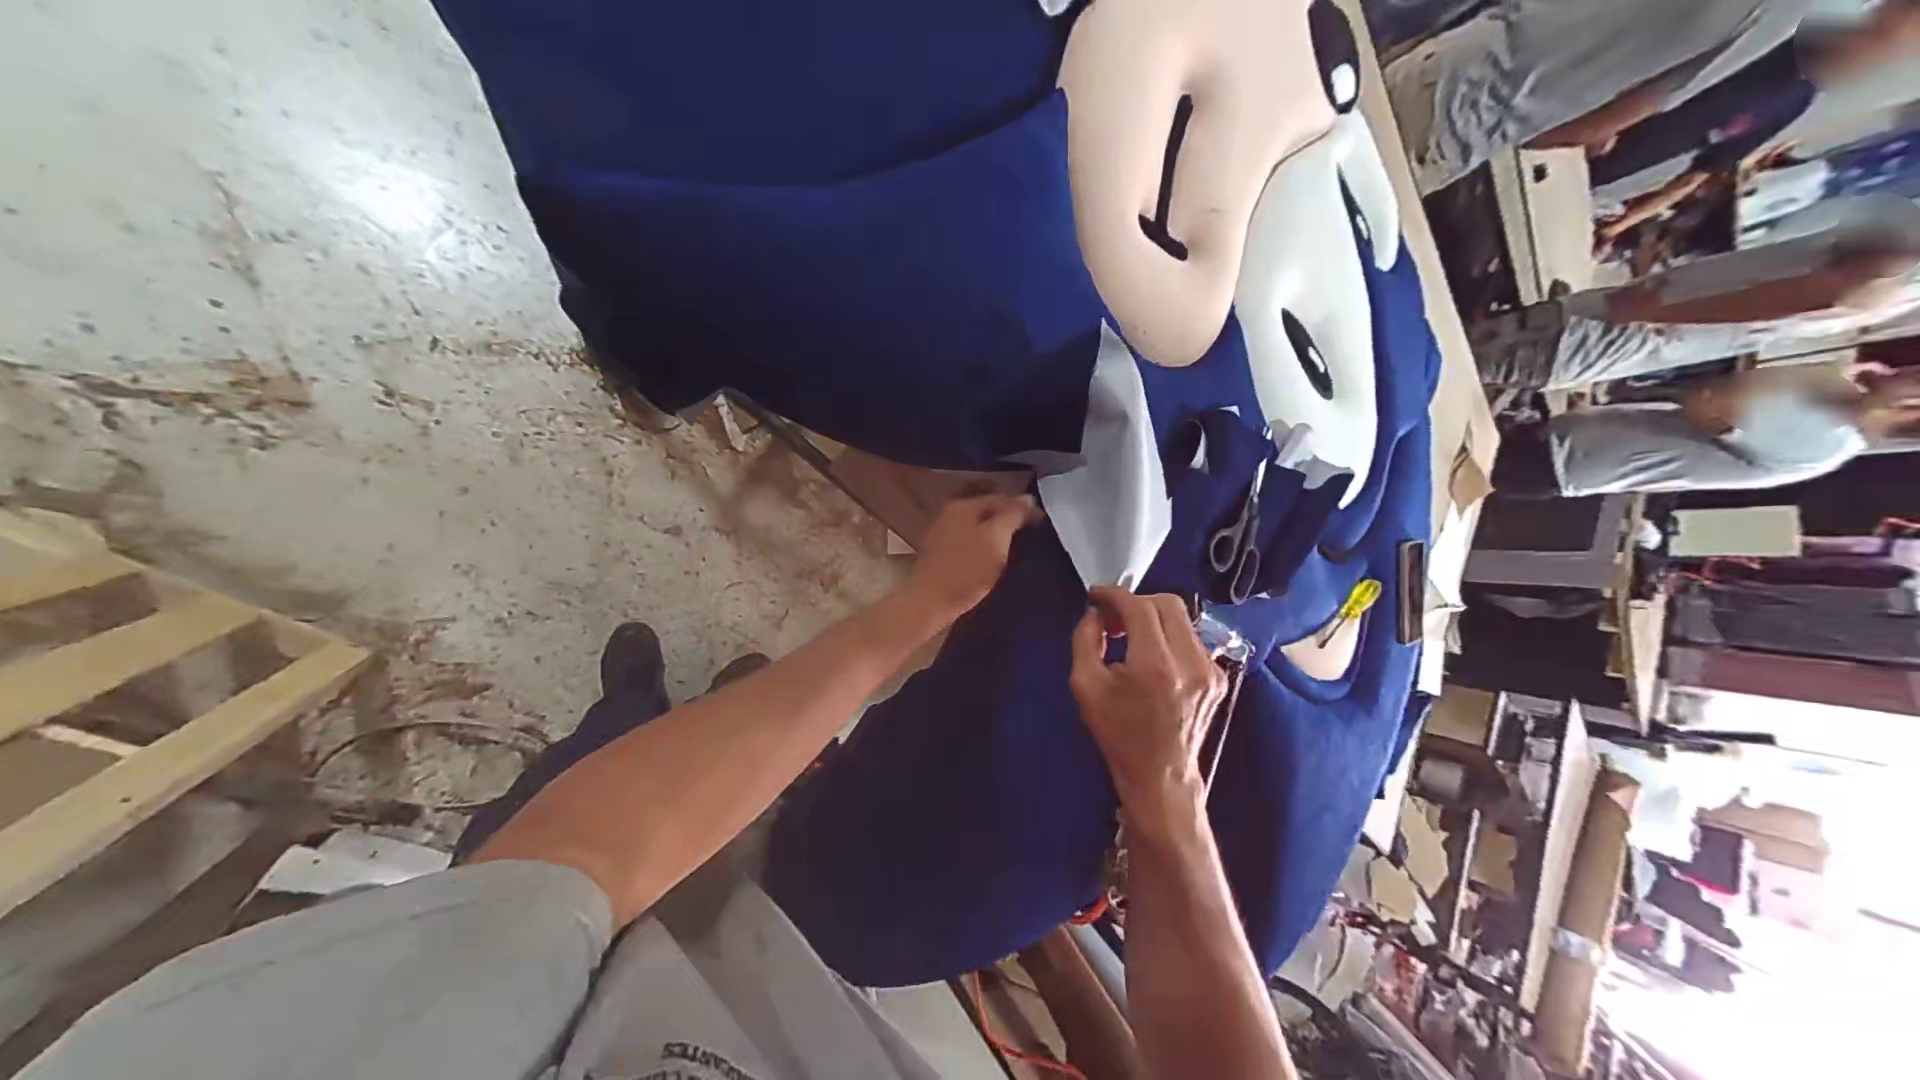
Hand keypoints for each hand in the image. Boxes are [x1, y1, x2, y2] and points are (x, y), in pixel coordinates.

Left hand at [900, 494, 1042, 621]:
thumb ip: (1012, 516)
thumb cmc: (965, 570)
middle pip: (988, 513)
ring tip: (1021, 548)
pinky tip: (998, 561)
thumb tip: (1028, 499)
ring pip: (980, 530)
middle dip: (1011, 521)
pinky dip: (986, 550)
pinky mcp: (942, 557)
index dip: (1023, 507)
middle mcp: (950, 516)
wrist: (930, 604)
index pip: (1000, 498)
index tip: (1044, 521)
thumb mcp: (995, 538)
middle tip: (1035, 534)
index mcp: (962, 506)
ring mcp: (943, 536)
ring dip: (999, 537)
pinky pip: (971, 546)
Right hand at [1069, 588, 1226, 829]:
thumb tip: (1096, 614)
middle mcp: (1190, 663)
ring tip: (1131, 637)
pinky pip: (1191, 640)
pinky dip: (1168, 637)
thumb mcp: (1085, 687)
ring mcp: (1210, 670)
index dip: (1115, 595)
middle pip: (1167, 603)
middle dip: (1136, 602)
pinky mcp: (1218, 678)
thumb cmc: (1118, 735)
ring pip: (1182, 619)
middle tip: (1114, 618)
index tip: (1097, 597)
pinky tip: (1152, 658)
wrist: (1160, 775)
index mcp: (1155, 666)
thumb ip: (1085, 641)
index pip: (1139, 607)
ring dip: (1153, 618)